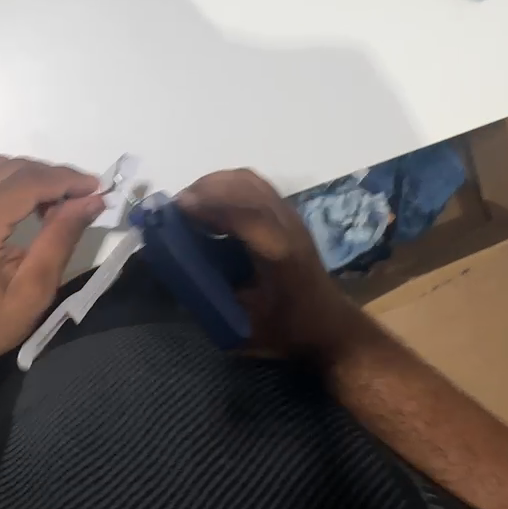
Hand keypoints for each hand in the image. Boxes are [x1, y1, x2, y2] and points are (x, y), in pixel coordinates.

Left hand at [0, 156, 104, 408]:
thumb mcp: (31, 294)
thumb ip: (60, 240)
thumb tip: (91, 201)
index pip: (26, 182)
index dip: (66, 179)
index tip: (96, 188)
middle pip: (12, 168)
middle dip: (52, 176)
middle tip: (82, 199)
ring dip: (28, 174)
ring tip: (53, 202)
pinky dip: (4, 176)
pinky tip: (20, 201)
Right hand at [176, 169, 367, 362]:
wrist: (331, 323)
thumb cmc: (289, 328)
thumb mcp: (247, 324)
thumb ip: (216, 299)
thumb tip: (177, 272)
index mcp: (281, 254)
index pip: (248, 217)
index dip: (212, 206)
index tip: (179, 206)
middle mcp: (288, 226)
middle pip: (246, 187)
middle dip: (207, 188)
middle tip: (178, 206)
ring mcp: (290, 215)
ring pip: (250, 180)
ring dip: (217, 183)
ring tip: (192, 201)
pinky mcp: (288, 212)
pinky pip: (255, 185)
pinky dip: (228, 185)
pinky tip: (213, 203)